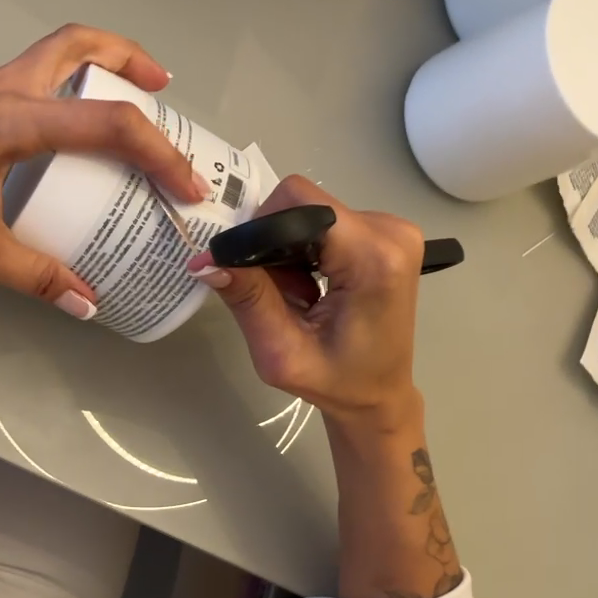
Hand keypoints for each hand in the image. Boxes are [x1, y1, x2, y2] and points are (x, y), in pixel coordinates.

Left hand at [0, 24, 207, 318]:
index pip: (103, 124)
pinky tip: (60, 141)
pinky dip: (59, 94)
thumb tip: (87, 302)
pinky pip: (26, 83)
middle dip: (128, 60)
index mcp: (6, 120)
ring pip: (48, 56)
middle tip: (161, 94)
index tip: (186, 187)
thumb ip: (36, 275)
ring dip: (93, 71)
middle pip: (76, 44)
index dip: (157, 154)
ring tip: (121, 112)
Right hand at [186, 176, 424, 428]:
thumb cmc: (335, 381)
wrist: (379, 394)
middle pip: (302, 204)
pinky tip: (310, 287)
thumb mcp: (280, 352)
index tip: (242, 269)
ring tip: (295, 296)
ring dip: (285, 251)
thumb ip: (248, 300)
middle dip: (272, 244)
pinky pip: (323, 222)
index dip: (259, 227)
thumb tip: (206, 261)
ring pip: (308, 212)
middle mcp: (390, 231)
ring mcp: (391, 228)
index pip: (298, 203)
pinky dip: (302, 250)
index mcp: (373, 258)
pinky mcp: (384, 233)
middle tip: (275, 294)